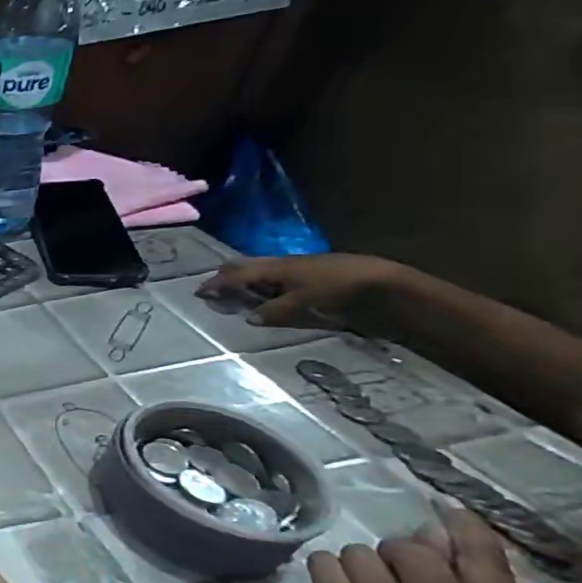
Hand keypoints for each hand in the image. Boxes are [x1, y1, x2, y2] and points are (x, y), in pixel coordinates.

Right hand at [197, 253, 412, 328]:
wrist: (382, 283)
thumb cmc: (338, 289)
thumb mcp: (304, 302)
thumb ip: (276, 310)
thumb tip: (249, 317)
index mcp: (276, 268)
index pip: (238, 275)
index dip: (218, 283)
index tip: (199, 292)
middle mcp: (283, 265)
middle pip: (247, 267)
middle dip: (228, 275)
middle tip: (213, 287)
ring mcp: (298, 270)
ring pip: (262, 272)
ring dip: (245, 280)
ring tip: (234, 290)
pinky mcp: (311, 278)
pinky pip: (276, 279)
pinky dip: (262, 285)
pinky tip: (265, 293)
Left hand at [309, 508, 517, 582]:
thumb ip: (472, 567)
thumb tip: (440, 516)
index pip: (482, 556)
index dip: (464, 526)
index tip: (446, 508)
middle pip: (406, 546)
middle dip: (398, 555)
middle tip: (400, 582)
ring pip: (359, 550)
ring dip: (361, 565)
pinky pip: (322, 560)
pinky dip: (328, 569)